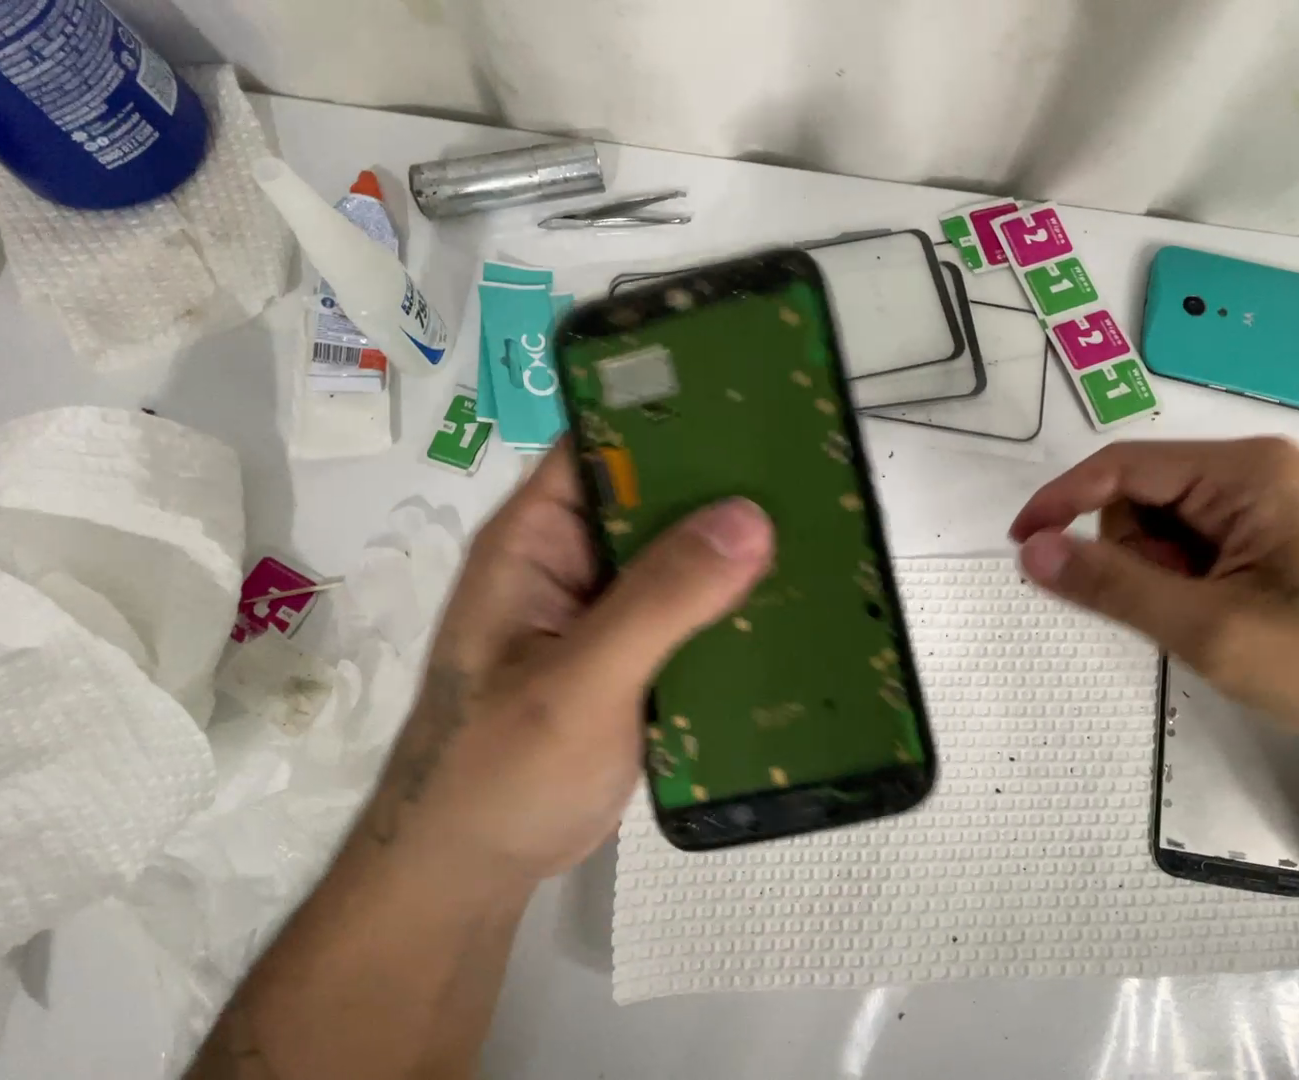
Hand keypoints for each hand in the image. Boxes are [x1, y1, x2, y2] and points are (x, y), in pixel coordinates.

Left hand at [364, 445, 775, 879]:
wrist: (474, 870)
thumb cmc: (498, 773)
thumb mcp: (577, 683)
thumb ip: (659, 602)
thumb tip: (750, 517)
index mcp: (538, 539)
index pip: (605, 444)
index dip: (673, 415)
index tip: (757, 402)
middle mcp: (575, 560)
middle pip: (657, 497)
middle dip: (726, 484)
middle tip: (816, 466)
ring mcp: (607, 610)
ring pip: (683, 557)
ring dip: (739, 549)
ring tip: (824, 525)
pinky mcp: (635, 655)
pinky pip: (693, 611)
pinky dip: (735, 606)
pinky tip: (794, 603)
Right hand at [1010, 439, 1298, 754]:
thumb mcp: (1211, 630)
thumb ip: (1113, 586)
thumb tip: (1033, 550)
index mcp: (1245, 472)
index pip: (1121, 466)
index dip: (1061, 501)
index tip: (1021, 545)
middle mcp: (1258, 471)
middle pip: (1144, 497)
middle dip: (1134, 555)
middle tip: (1179, 614)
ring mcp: (1274, 503)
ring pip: (1168, 527)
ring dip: (1163, 575)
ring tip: (1214, 623)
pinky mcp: (1282, 535)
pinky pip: (1201, 546)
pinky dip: (1190, 583)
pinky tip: (1230, 619)